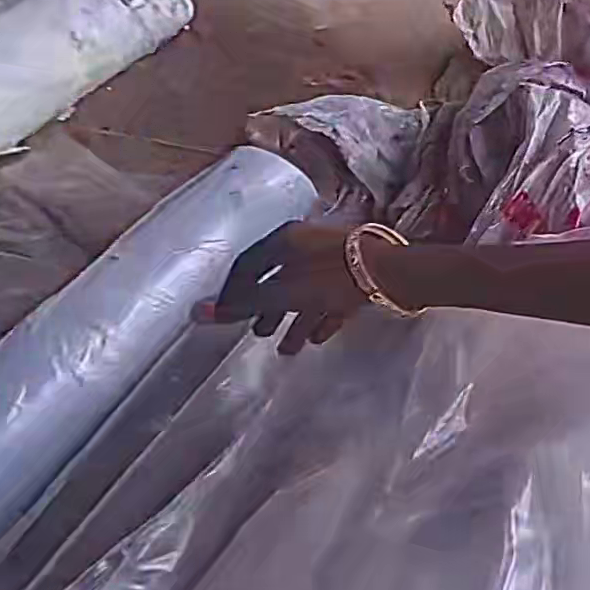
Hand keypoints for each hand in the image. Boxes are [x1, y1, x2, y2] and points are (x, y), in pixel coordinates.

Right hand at [196, 221, 370, 354]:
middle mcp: (310, 248)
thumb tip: (196, 312)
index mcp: (287, 241)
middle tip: (258, 333)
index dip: (233, 292)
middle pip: (280, 280)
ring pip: (308, 293)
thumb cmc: (332, 278)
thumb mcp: (284, 293)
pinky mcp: (359, 279)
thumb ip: (246, 304)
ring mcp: (336, 262)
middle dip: (268, 310)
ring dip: (296, 321)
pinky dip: (322, 318)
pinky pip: (333, 300)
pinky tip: (316, 339)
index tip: (224, 315)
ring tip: (287, 349)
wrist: (393, 274)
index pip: (249, 265)